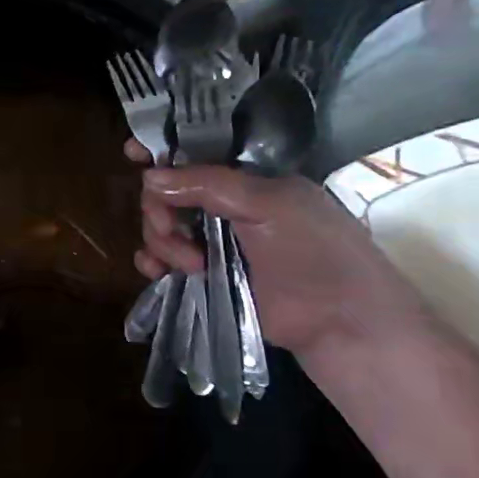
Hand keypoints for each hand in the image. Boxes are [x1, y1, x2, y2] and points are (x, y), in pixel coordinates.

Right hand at [124, 140, 425, 356]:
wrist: (344, 328)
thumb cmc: (317, 254)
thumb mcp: (270, 205)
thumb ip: (208, 184)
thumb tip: (148, 177)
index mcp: (247, 178)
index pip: (196, 152)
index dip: (163, 149)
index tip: (134, 153)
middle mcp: (225, 205)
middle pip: (166, 190)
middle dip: (160, 208)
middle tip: (172, 230)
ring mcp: (212, 240)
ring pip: (160, 224)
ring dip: (163, 241)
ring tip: (192, 265)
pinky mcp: (203, 273)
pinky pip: (159, 258)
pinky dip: (151, 261)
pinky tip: (157, 272)